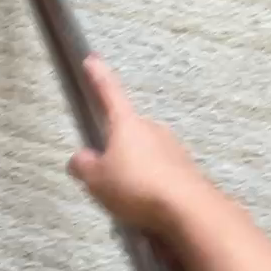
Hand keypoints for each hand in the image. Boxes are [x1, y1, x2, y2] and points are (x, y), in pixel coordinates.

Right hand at [67, 56, 218, 236]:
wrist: (190, 212)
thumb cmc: (137, 187)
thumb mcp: (97, 180)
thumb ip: (84, 166)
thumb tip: (80, 158)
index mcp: (127, 123)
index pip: (109, 92)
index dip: (98, 76)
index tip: (91, 59)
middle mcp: (152, 128)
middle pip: (127, 130)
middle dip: (115, 145)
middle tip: (104, 171)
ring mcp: (173, 148)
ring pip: (144, 153)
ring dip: (134, 168)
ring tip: (125, 198)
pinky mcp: (186, 171)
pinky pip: (160, 173)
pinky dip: (150, 185)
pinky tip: (145, 206)